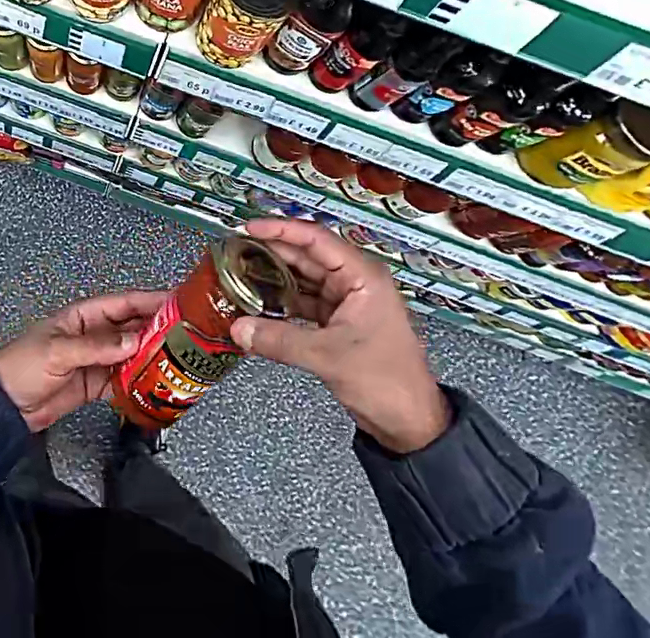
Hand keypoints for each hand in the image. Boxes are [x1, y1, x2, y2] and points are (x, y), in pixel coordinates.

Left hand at [0, 290, 167, 431]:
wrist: (0, 409)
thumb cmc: (20, 367)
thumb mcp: (58, 352)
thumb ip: (96, 347)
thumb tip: (133, 341)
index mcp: (84, 316)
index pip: (124, 302)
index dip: (151, 300)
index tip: (177, 302)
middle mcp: (94, 334)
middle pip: (133, 326)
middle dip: (159, 328)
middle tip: (187, 334)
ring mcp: (96, 359)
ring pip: (132, 353)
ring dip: (152, 356)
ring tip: (178, 360)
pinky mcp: (94, 384)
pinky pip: (123, 379)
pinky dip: (138, 382)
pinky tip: (154, 384)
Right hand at [231, 219, 449, 452]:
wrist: (410, 422)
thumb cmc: (386, 381)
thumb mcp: (328, 357)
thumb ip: (279, 341)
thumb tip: (240, 329)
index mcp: (362, 276)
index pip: (317, 239)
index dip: (281, 230)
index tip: (251, 227)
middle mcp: (355, 282)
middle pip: (308, 256)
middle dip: (273, 251)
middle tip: (238, 249)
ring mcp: (347, 301)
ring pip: (305, 279)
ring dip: (276, 276)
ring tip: (243, 271)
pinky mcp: (340, 321)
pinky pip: (306, 302)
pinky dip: (284, 302)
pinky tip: (261, 302)